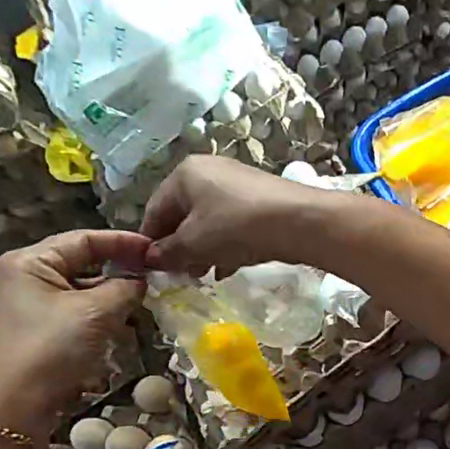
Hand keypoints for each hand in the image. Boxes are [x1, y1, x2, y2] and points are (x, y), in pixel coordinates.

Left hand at [0, 230, 149, 440]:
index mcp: (27, 262)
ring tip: (136, 313)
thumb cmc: (48, 351)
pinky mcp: (22, 341)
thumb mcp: (95, 313)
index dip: (123, 242)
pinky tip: (110, 337)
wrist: (5, 416)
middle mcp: (16, 281)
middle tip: (151, 283)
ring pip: (72, 296)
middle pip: (77, 266)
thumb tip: (140, 280)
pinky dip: (90, 324)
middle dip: (116, 275)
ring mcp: (16, 313)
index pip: (83, 239)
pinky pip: (64, 321)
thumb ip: (124, 289)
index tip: (155, 251)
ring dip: (105, 303)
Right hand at [140, 156, 339, 275]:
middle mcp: (208, 171)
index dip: (150, 243)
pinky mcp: (258, 198)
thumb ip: (167, 253)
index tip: (151, 271)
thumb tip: (151, 259)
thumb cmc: (236, 228)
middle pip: (181, 215)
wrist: (299, 221)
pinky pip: (230, 223)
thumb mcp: (194, 244)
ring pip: (207, 221)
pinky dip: (224, 244)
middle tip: (180, 276)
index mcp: (184, 174)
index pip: (154, 211)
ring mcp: (236, 183)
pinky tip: (227, 268)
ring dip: (201, 250)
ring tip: (203, 275)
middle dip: (178, 248)